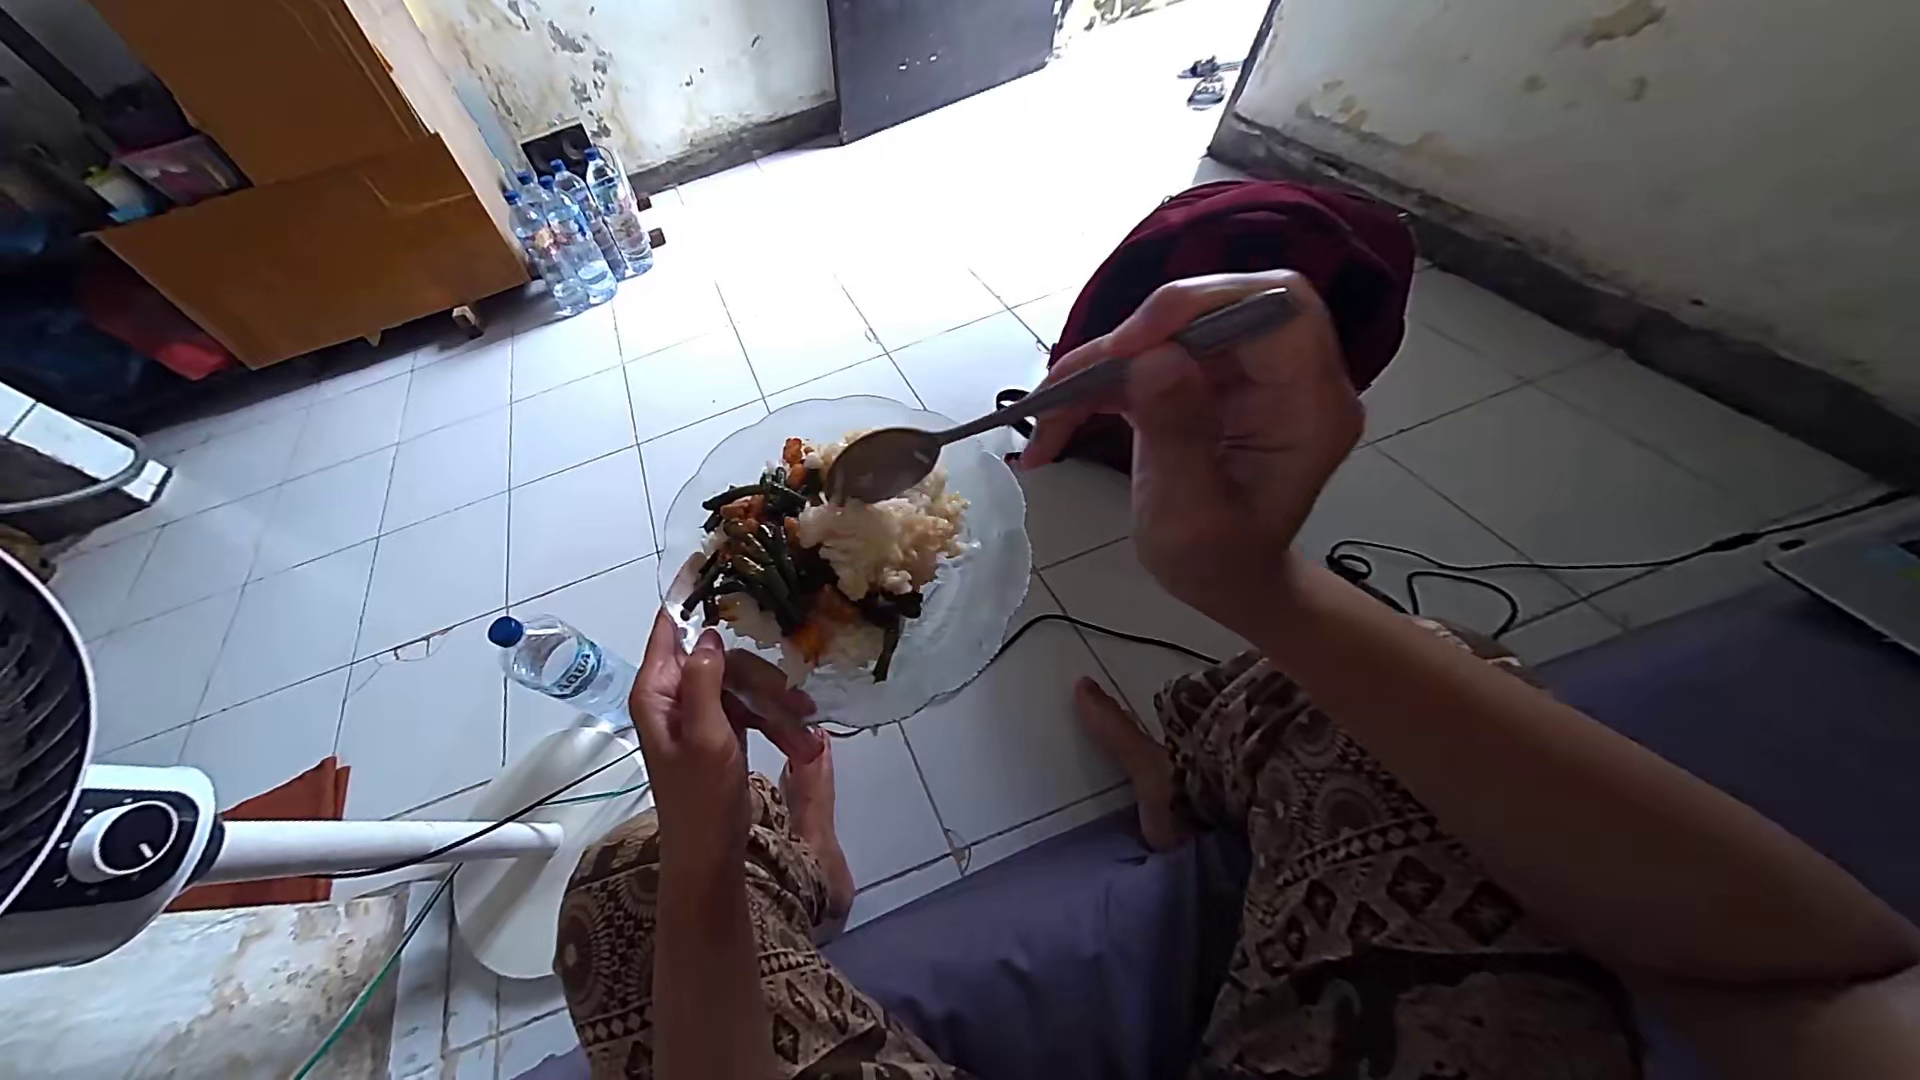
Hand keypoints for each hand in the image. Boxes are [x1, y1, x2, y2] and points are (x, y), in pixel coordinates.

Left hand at [631, 609, 822, 867]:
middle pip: (722, 660)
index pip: (669, 629)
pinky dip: (773, 718)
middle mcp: (675, 694)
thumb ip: (705, 681)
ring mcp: (699, 711)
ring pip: (742, 684)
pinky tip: (801, 735)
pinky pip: (749, 707)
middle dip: (760, 678)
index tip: (712, 562)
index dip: (689, 596)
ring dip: (774, 703)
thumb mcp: (707, 735)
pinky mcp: (720, 727)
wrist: (710, 853)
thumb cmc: (702, 797)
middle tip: (795, 699)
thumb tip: (711, 634)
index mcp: (659, 692)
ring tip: (806, 726)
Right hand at [1021, 272, 1360, 636]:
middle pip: (1208, 311)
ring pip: (1161, 337)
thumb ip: (1178, 436)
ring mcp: (1236, 379)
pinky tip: (1053, 430)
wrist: (1220, 577)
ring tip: (1046, 424)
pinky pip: (1141, 365)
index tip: (1129, 349)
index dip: (1202, 306)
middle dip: (1130, 344)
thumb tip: (1153, 358)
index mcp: (1308, 406)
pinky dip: (1092, 391)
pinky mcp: (1197, 385)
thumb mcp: (1191, 517)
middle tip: (1072, 388)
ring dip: (1095, 373)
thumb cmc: (1216, 563)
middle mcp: (1279, 378)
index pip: (1278, 309)